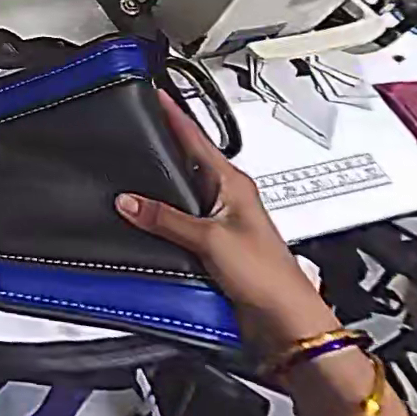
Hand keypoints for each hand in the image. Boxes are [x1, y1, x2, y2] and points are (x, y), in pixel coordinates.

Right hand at [115, 93, 336, 344]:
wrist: (287, 322)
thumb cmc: (268, 275)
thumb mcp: (209, 238)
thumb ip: (165, 218)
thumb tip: (129, 200)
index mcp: (233, 182)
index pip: (196, 137)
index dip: (174, 114)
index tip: (156, 93)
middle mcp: (228, 195)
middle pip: (189, 159)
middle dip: (165, 142)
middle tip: (141, 123)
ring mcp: (221, 219)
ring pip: (184, 188)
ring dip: (162, 181)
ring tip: (138, 162)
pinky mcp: (214, 242)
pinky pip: (182, 216)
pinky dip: (164, 211)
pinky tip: (148, 212)